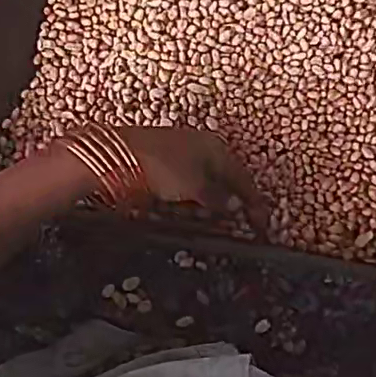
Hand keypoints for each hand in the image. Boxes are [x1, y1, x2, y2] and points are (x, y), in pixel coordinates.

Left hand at [116, 127, 269, 231]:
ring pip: (200, 188)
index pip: (243, 178)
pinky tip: (176, 211)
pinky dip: (183, 202)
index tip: (261, 225)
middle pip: (221, 183)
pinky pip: (180, 189)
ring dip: (202, 206)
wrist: (114, 157)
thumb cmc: (162, 168)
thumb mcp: (195, 187)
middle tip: (226, 227)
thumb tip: (236, 206)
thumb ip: (218, 198)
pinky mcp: (160, 167)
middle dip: (224, 206)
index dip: (253, 203)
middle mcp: (200, 149)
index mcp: (216, 149)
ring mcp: (179, 157)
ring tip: (198, 220)